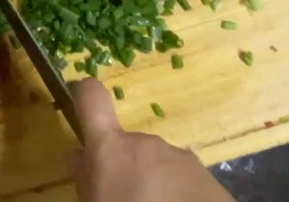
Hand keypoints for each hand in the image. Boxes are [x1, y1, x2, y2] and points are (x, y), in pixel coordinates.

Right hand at [68, 78, 232, 201]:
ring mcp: (179, 157)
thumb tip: (80, 155)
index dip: (86, 97)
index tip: (85, 113)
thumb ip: (86, 178)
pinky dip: (181, 195)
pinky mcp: (209, 179)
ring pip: (159, 164)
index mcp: (111, 148)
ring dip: (156, 184)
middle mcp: (145, 142)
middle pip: (130, 145)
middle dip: (129, 168)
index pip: (92, 97)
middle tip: (129, 199)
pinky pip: (185, 180)